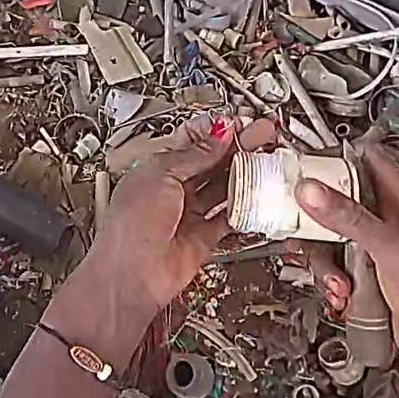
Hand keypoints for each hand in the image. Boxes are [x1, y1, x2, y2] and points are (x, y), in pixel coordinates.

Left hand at [76, 114, 247, 326]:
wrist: (131, 274)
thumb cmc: (131, 225)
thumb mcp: (162, 175)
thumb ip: (195, 155)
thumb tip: (219, 134)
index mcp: (157, 167)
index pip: (193, 141)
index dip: (217, 131)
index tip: (240, 123)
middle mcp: (174, 188)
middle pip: (213, 162)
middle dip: (238, 148)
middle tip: (263, 136)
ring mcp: (189, 213)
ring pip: (224, 187)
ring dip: (246, 174)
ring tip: (268, 161)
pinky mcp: (203, 237)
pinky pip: (230, 218)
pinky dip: (245, 207)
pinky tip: (260, 194)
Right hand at [295, 145, 398, 373]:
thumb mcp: (391, 248)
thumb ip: (349, 217)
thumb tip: (313, 191)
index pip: (365, 161)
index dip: (335, 161)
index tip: (306, 172)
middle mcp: (388, 220)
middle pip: (336, 202)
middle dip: (318, 224)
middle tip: (307, 232)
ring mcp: (374, 247)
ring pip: (329, 237)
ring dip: (325, 262)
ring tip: (338, 281)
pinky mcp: (364, 272)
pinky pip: (333, 265)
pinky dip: (331, 280)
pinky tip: (343, 293)